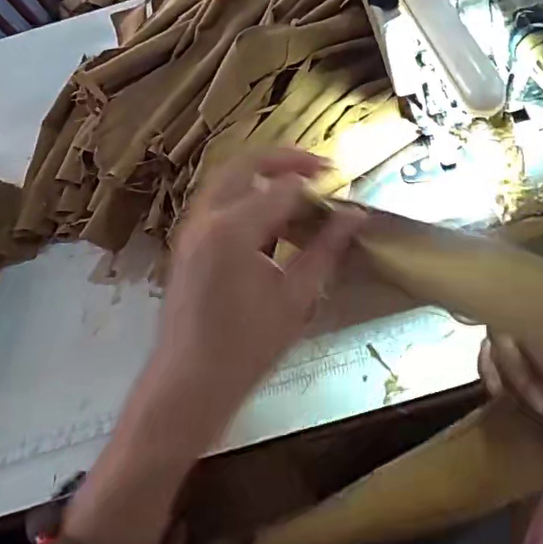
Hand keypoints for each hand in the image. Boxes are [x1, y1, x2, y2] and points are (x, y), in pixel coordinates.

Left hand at [159, 148, 365, 395]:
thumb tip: (355, 217)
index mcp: (233, 229)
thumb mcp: (296, 298)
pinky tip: (272, 217)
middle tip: (321, 167)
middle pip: (248, 164)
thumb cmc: (246, 348)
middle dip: (287, 159)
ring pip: (229, 178)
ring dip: (264, 174)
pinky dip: (246, 194)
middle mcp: (206, 217)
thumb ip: (326, 249)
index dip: (318, 183)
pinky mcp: (187, 242)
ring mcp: (191, 228)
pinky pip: (218, 200)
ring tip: (300, 186)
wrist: (188, 384)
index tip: (344, 186)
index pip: (285, 187)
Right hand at [478, 251, 542, 458]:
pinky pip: (492, 359)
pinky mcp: (521, 360)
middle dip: (530, 348)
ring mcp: (529, 328)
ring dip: (517, 371)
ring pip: (499, 334)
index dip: (537, 301)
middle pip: (510, 303)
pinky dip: (495, 376)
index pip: (541, 271)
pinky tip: (508, 396)